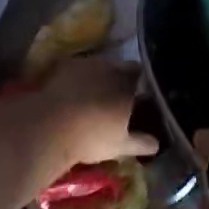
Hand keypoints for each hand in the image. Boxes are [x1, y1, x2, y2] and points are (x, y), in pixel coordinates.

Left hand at [31, 57, 158, 168]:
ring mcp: (89, 63)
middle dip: (123, 77)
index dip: (142, 83)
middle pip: (123, 67)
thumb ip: (141, 143)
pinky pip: (80, 67)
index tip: (140, 94)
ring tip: (95, 92)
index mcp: (129, 84)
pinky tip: (74, 90)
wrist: (52, 127)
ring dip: (102, 75)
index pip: (143, 74)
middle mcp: (112, 67)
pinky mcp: (68, 65)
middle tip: (118, 94)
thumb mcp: (120, 145)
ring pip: (102, 65)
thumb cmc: (91, 136)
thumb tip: (157, 144)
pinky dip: (81, 76)